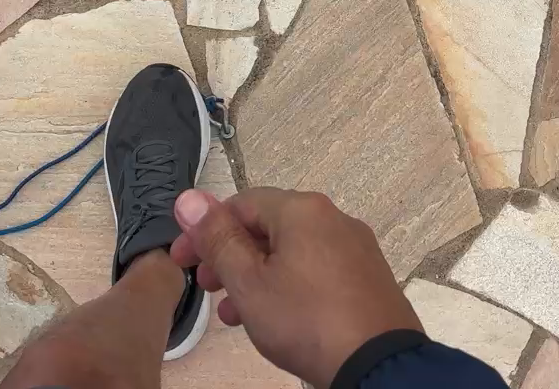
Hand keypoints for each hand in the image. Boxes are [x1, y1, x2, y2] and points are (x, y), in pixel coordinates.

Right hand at [170, 188, 421, 386]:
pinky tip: (273, 316)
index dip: (206, 229)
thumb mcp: (250, 283)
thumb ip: (218, 240)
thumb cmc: (306, 318)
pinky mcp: (365, 272)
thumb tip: (188, 198)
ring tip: (231, 312)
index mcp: (302, 208)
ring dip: (256, 273)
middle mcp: (330, 215)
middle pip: (268, 224)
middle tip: (204, 286)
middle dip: (230, 254)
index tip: (181, 261)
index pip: (242, 202)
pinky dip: (287, 282)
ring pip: (291, 249)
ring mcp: (352, 243)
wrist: (378, 361)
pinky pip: (315, 266)